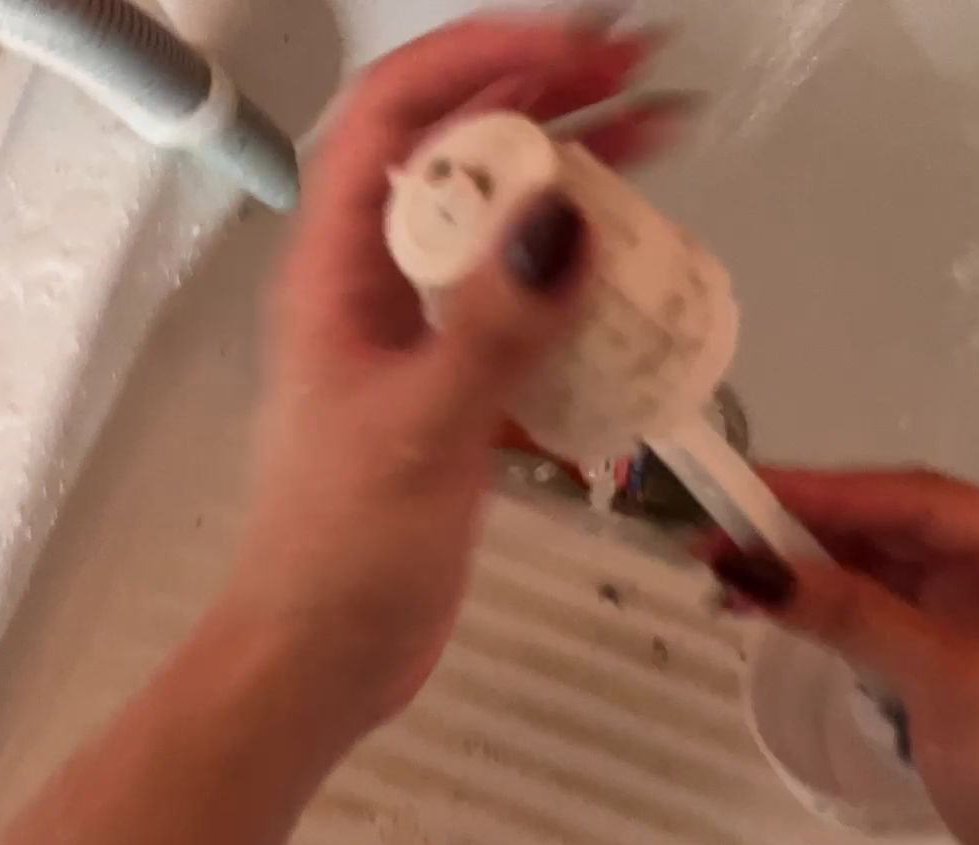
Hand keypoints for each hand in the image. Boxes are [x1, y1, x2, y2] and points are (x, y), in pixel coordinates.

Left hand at [226, 16, 685, 731]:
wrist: (323, 652)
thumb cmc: (344, 552)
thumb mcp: (417, 433)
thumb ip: (489, 329)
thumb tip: (565, 218)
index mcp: (334, 275)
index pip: (395, 121)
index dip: (481, 62)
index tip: (579, 52)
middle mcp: (371, 294)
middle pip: (455, 167)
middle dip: (543, 111)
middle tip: (643, 86)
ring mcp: (415, 346)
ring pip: (492, 239)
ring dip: (566, 194)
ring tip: (655, 153)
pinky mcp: (451, 398)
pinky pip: (514, 318)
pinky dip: (568, 292)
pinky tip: (623, 289)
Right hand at [707, 468, 978, 844]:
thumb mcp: (947, 684)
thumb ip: (851, 614)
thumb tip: (750, 568)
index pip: (916, 500)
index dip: (826, 491)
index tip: (745, 491)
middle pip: (886, 524)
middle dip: (800, 527)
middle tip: (716, 532)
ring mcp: (970, 605)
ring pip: (868, 562)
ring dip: (797, 563)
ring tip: (723, 570)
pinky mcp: (939, 643)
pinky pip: (865, 603)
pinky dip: (813, 601)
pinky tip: (764, 605)